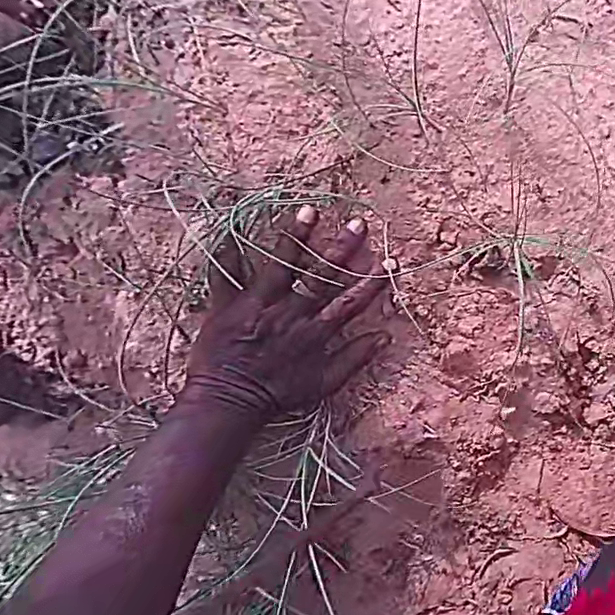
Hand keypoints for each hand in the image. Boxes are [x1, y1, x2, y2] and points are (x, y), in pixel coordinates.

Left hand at [181, 207, 390, 418]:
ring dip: (296, 238)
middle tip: (359, 223)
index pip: (350, 303)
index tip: (389, 262)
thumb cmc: (277, 395)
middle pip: (321, 277)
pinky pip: (225, 275)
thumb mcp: (323, 384)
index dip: (372, 283)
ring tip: (310, 210)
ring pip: (281, 267)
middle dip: (342, 249)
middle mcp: (289, 314)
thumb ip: (354, 360)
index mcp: (314, 333)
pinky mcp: (226, 306)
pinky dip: (226, 252)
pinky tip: (232, 227)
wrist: (228, 403)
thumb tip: (385, 337)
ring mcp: (257, 307)